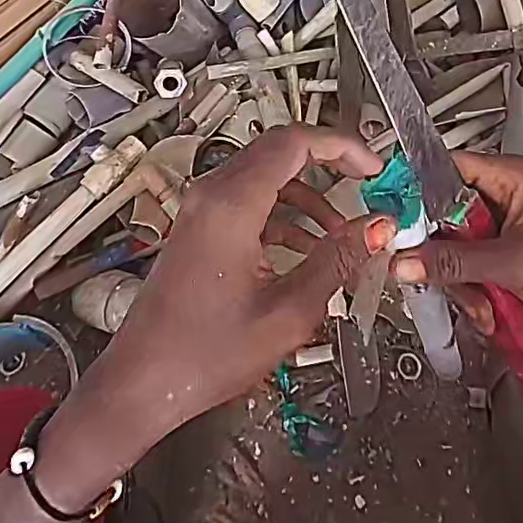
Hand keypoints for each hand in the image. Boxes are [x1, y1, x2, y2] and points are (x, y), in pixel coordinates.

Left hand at [36, 127, 387, 508]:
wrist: (144, 379)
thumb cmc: (206, 354)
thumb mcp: (288, 311)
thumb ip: (338, 260)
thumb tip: (378, 228)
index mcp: (231, 204)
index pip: (294, 143)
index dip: (342, 146)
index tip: (375, 166)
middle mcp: (212, 194)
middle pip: (279, 151)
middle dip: (330, 164)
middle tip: (367, 185)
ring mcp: (202, 208)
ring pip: (266, 176)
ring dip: (308, 195)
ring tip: (342, 233)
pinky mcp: (200, 226)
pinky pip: (250, 201)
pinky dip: (284, 214)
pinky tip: (308, 249)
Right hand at [390, 151, 522, 346]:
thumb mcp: (515, 264)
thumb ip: (456, 262)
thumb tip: (408, 260)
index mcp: (508, 179)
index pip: (443, 168)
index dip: (414, 190)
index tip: (394, 216)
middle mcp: (499, 199)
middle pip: (438, 212)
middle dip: (440, 251)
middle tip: (435, 270)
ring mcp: (496, 230)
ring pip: (447, 244)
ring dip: (456, 278)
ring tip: (481, 301)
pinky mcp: (496, 256)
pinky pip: (461, 266)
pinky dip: (467, 289)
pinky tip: (486, 308)